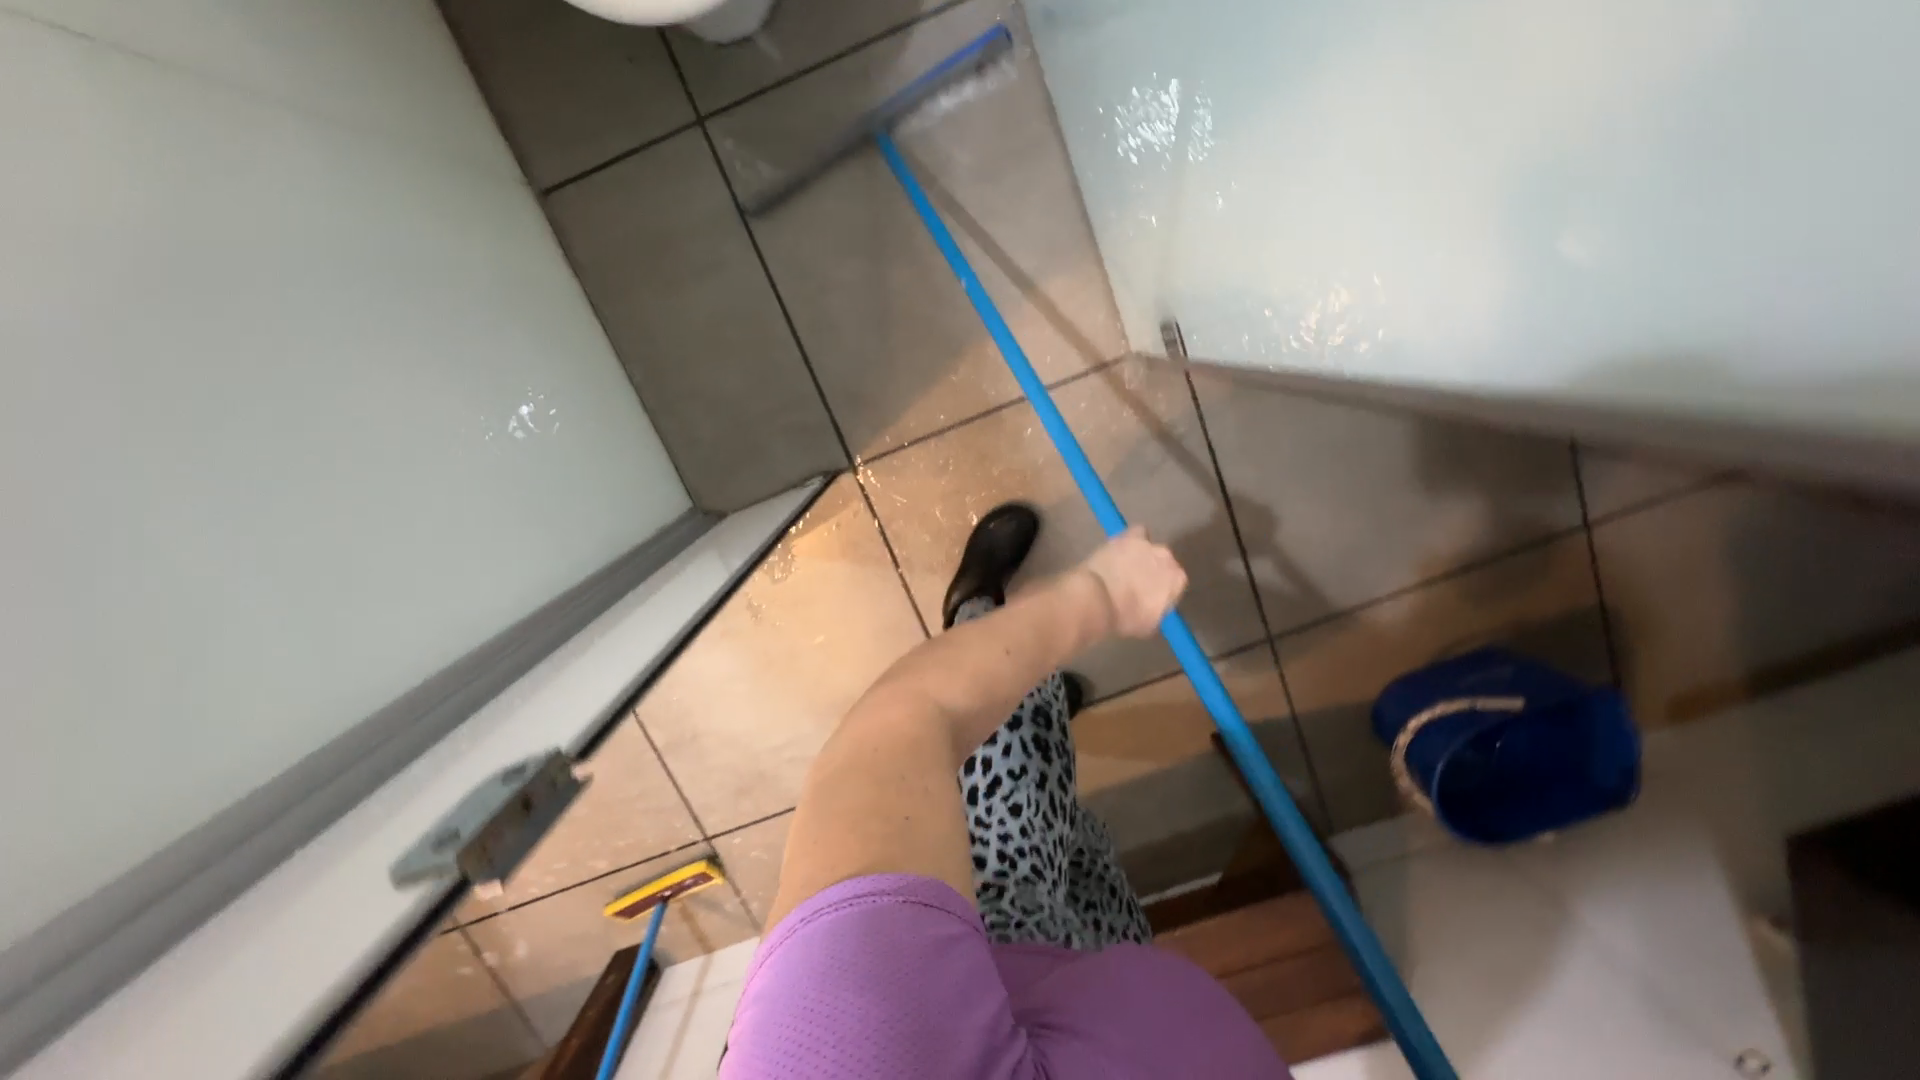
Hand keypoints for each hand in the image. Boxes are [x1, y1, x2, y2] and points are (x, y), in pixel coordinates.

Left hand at [1078, 526, 1187, 637]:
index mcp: (1177, 581)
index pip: (1175, 584)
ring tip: (1125, 566)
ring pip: (1149, 547)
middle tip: (1135, 583)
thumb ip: (1157, 611)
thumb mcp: (1149, 625)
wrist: (1097, 599)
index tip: (1149, 599)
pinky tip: (1121, 548)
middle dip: (1152, 571)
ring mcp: (1147, 545)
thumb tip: (1152, 607)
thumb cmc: (1125, 618)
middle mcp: (1167, 558)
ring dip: (1141, 555)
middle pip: (1163, 563)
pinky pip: (1135, 533)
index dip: (1162, 591)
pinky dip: (1131, 539)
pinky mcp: (1127, 537)